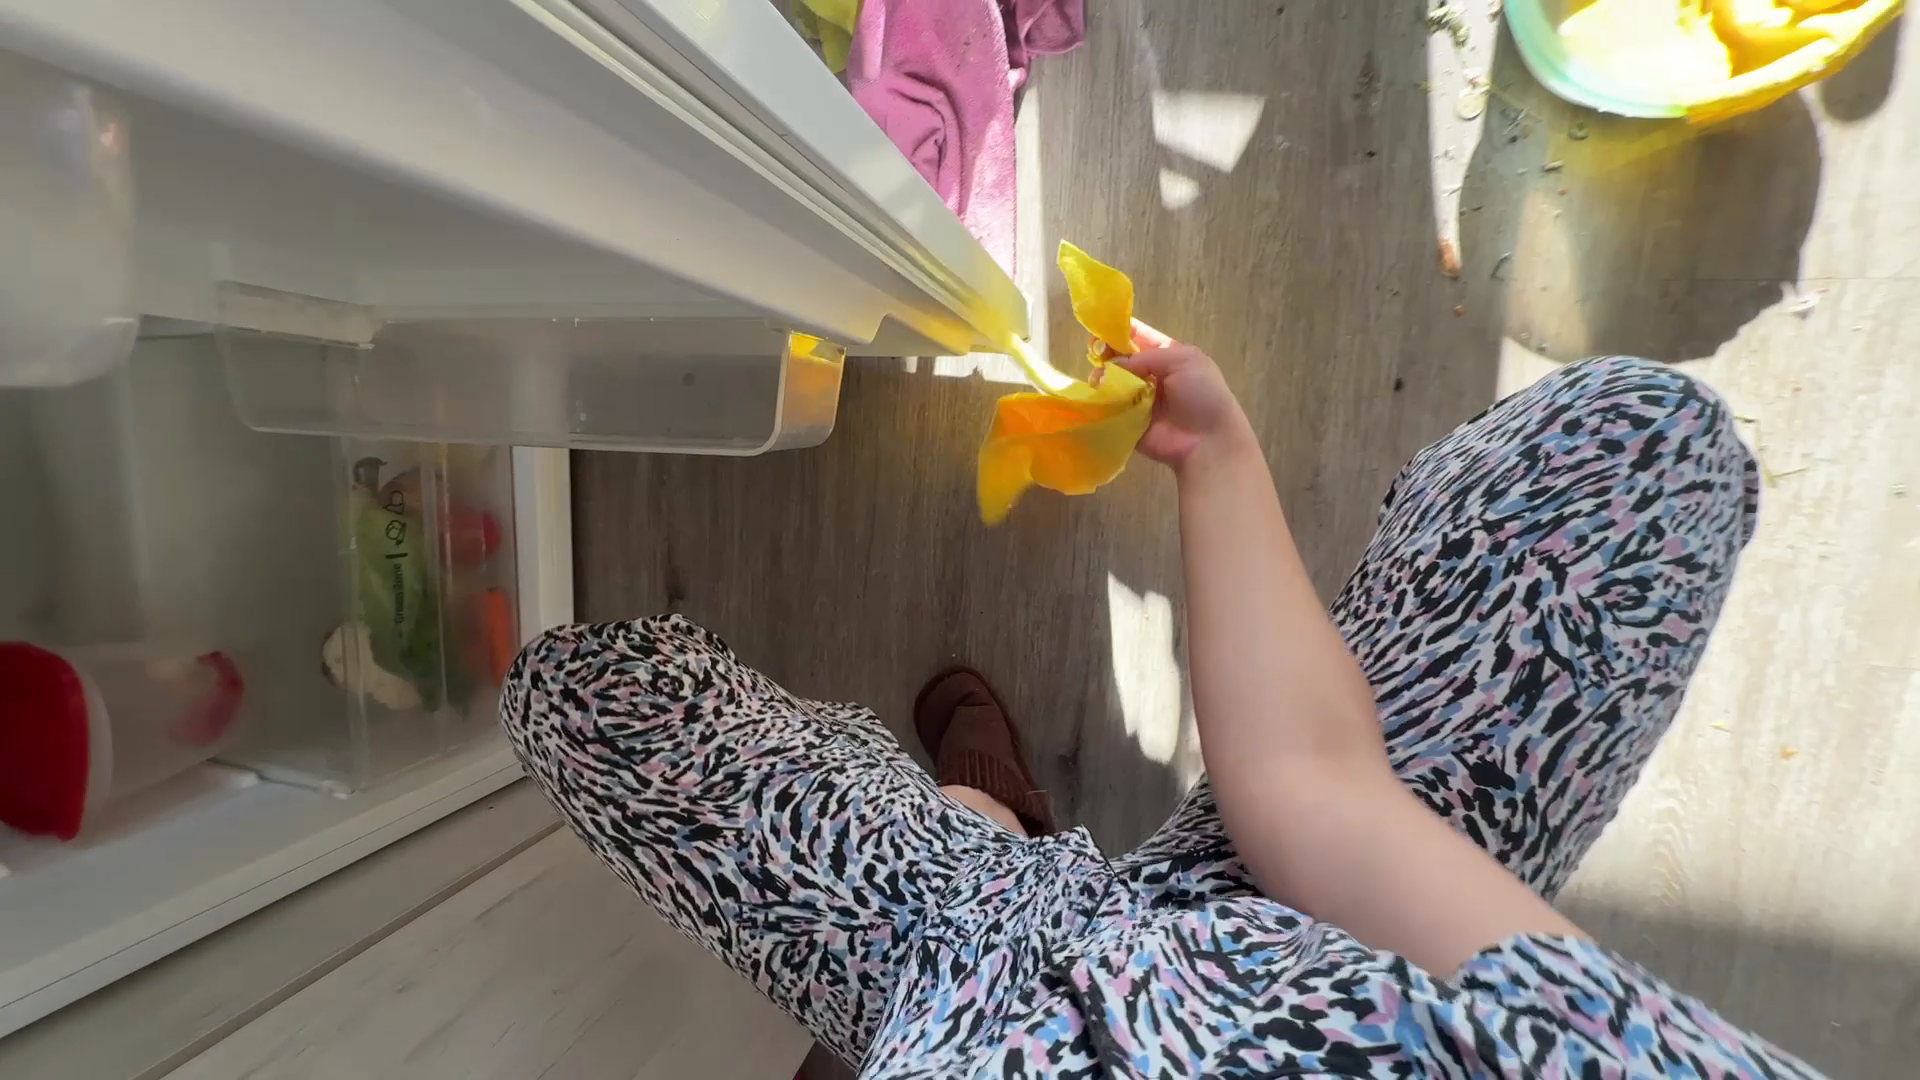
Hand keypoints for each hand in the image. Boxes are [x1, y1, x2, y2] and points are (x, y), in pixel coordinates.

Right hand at [1109, 320, 1254, 472]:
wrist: (1206, 440)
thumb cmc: (1202, 394)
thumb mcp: (1183, 361)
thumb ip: (1147, 356)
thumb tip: (1112, 365)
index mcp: (1165, 357)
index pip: (1138, 339)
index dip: (1119, 333)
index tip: (1098, 330)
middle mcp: (1149, 376)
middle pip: (1120, 361)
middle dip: (1106, 356)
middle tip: (1093, 355)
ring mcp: (1136, 400)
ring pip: (1111, 384)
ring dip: (1102, 379)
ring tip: (1098, 380)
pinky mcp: (1126, 422)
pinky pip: (1108, 409)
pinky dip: (1100, 402)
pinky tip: (1095, 396)